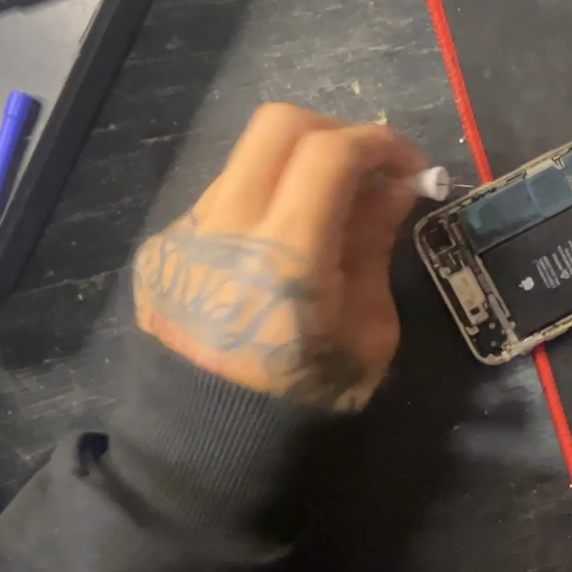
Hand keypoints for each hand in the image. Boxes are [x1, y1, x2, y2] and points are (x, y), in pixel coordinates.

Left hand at [132, 103, 427, 410]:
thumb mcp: (367, 330)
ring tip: (328, 212)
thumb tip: (394, 188)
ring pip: (247, 158)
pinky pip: (224, 197)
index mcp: (286, 259)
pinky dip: (266, 200)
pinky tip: (280, 247)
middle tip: (368, 169)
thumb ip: (375, 246)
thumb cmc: (307, 400)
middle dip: (336, 133)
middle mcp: (224, 230)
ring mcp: (184, 235)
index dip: (381, 142)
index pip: (331, 153)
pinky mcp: (162, 248)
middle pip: (278, 125)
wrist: (207, 447)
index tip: (409, 165)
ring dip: (298, 166)